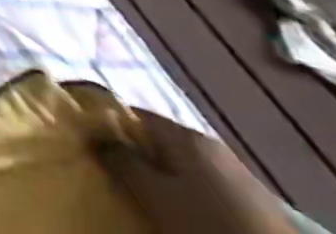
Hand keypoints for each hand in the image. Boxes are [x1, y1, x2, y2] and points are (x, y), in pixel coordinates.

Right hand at [99, 111, 295, 233]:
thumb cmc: (209, 225)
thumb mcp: (155, 195)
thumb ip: (120, 160)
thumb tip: (93, 134)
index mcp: (185, 135)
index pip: (130, 114)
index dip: (104, 124)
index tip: (85, 141)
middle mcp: (209, 145)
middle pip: (155, 139)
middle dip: (131, 153)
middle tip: (107, 171)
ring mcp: (235, 173)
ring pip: (178, 163)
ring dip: (157, 175)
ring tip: (139, 194)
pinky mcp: (250, 201)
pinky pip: (201, 184)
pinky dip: (183, 192)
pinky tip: (177, 211)